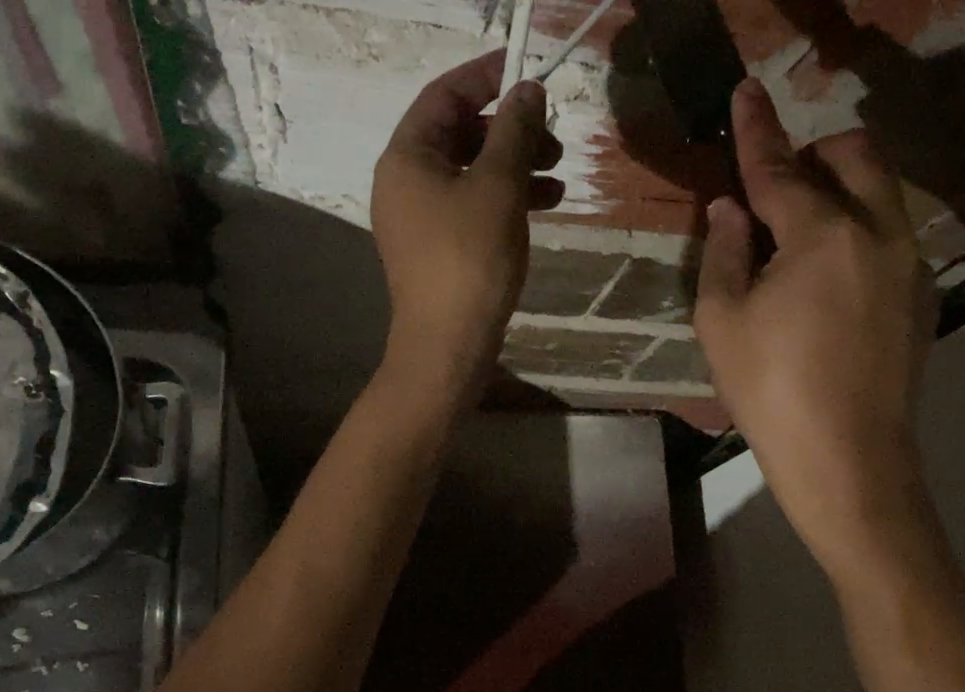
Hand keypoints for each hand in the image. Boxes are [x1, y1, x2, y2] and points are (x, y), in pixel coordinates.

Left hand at [372, 51, 563, 384]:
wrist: (448, 345)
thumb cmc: (470, 259)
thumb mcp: (498, 187)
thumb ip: (514, 132)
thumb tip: (528, 92)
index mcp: (407, 157)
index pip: (444, 95)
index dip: (486, 77)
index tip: (528, 72)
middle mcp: (404, 183)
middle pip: (459, 135)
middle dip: (510, 131)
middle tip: (554, 138)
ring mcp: (419, 219)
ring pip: (471, 174)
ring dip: (516, 166)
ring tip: (559, 174)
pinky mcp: (437, 249)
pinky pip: (472, 207)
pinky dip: (506, 199)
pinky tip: (544, 204)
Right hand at [694, 80, 937, 557]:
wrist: (847, 458)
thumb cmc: (770, 392)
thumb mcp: (721, 323)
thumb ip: (723, 253)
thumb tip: (730, 209)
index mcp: (822, 234)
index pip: (779, 167)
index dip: (756, 129)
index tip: (745, 92)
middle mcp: (879, 232)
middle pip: (857, 155)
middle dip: (816, 151)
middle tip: (779, 181)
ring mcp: (910, 264)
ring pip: (883, 194)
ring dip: (842, 191)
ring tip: (802, 235)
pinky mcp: (923, 298)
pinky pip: (894, 238)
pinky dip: (860, 235)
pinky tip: (830, 284)